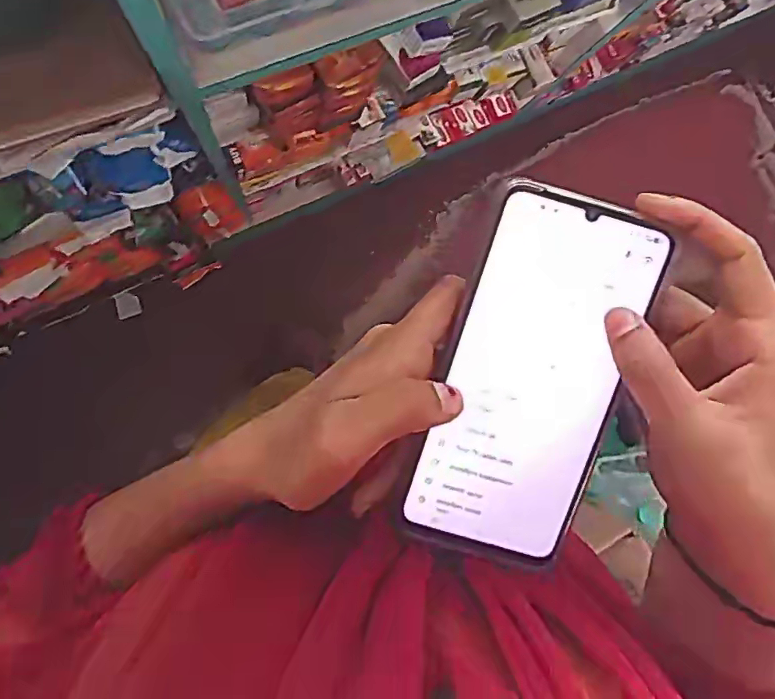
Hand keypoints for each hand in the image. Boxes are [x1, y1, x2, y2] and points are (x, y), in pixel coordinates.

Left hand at [209, 276, 464, 512]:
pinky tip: (372, 476)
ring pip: (432, 398)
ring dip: (417, 441)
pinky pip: (410, 416)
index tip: (516, 325)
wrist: (257, 468)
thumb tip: (456, 395)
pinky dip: (398, 449)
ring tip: (382, 474)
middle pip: (452, 358)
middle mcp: (395, 351)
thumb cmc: (300, 450)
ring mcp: (386, 374)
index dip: (484, 299)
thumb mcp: (352, 433)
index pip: (448, 298)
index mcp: (397, 348)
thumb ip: (403, 407)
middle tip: (434, 450)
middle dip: (454, 406)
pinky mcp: (378, 397)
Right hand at [605, 194, 774, 615]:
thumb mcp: (689, 427)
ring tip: (583, 313)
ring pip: (660, 322)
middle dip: (640, 283)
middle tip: (593, 269)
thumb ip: (649, 367)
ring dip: (626, 323)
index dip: (696, 223)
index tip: (648, 207)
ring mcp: (708, 365)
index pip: (736, 259)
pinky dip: (623, 350)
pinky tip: (594, 349)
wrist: (736, 553)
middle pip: (686, 289)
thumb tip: (615, 315)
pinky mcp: (685, 386)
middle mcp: (737, 345)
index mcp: (762, 344)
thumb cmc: (740, 495)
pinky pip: (649, 351)